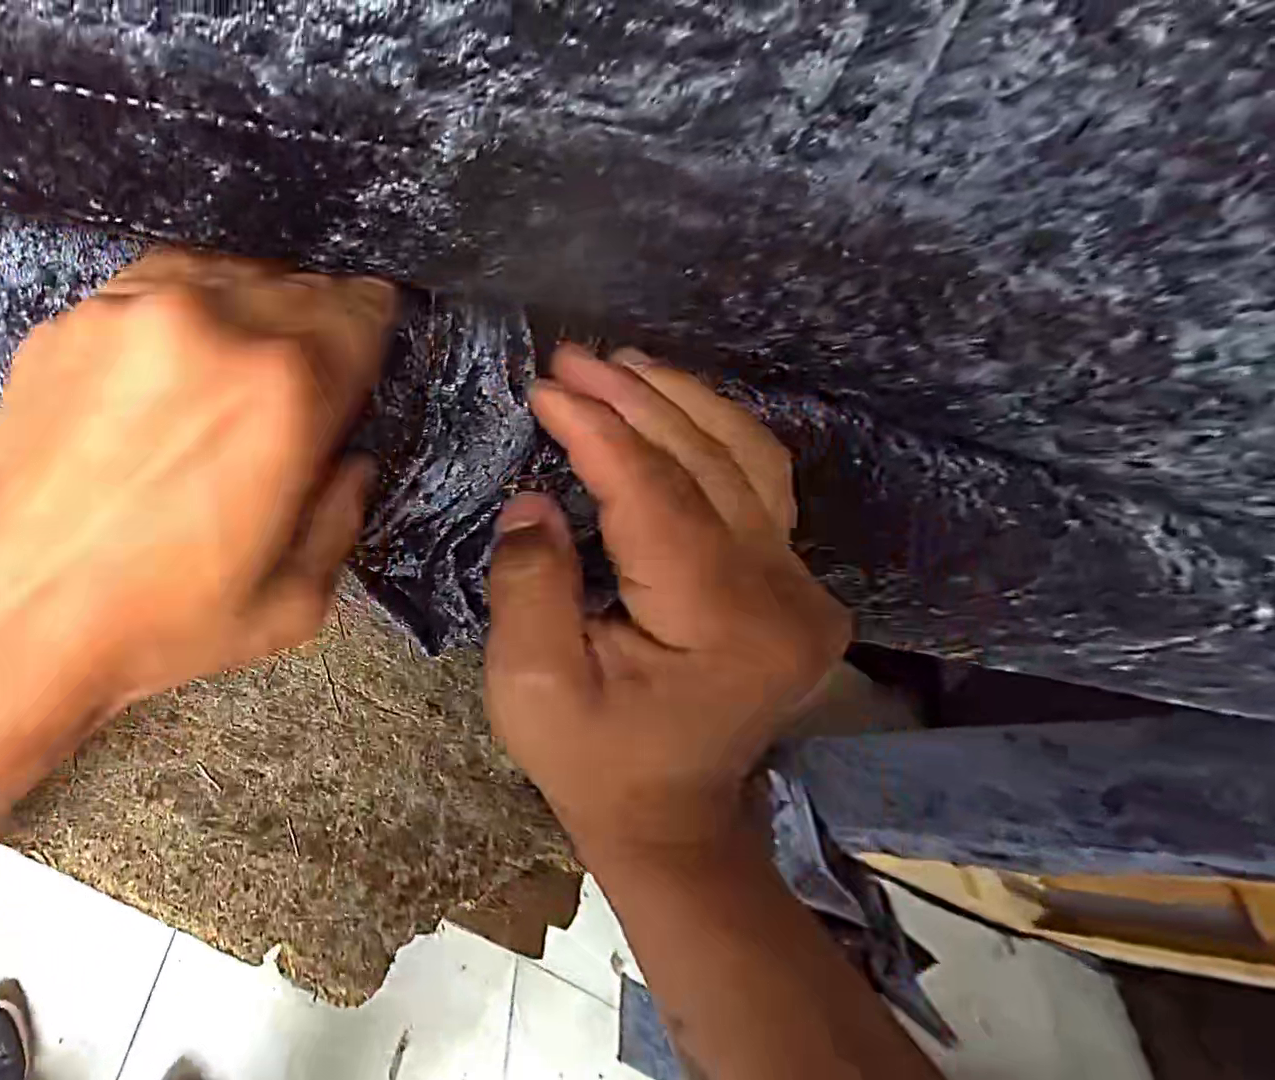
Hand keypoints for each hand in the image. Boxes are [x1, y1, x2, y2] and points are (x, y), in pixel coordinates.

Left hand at [0, 252, 394, 752]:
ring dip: (250, 317)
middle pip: (301, 287)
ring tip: (230, 383)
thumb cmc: (159, 623)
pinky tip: (169, 376)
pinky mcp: (70, 323)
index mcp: (284, 393)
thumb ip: (344, 515)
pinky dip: (184, 318)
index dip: (369, 339)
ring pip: (230, 276)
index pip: (362, 314)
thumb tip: (350, 461)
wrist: (11, 620)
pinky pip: (157, 288)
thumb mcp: (294, 603)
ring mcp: (131, 313)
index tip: (356, 366)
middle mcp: (212, 326)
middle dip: (315, 333)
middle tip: (295, 392)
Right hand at [484, 345, 849, 856]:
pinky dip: (710, 435)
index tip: (546, 389)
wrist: (665, 815)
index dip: (600, 433)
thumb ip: (529, 586)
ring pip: (751, 462)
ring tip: (622, 364)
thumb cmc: (588, 757)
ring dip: (682, 402)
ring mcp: (799, 589)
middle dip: (637, 400)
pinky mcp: (789, 587)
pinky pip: (757, 488)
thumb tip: (534, 502)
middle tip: (573, 358)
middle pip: (712, 465)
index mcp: (722, 624)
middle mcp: (784, 596)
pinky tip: (669, 410)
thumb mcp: (531, 684)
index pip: (658, 498)